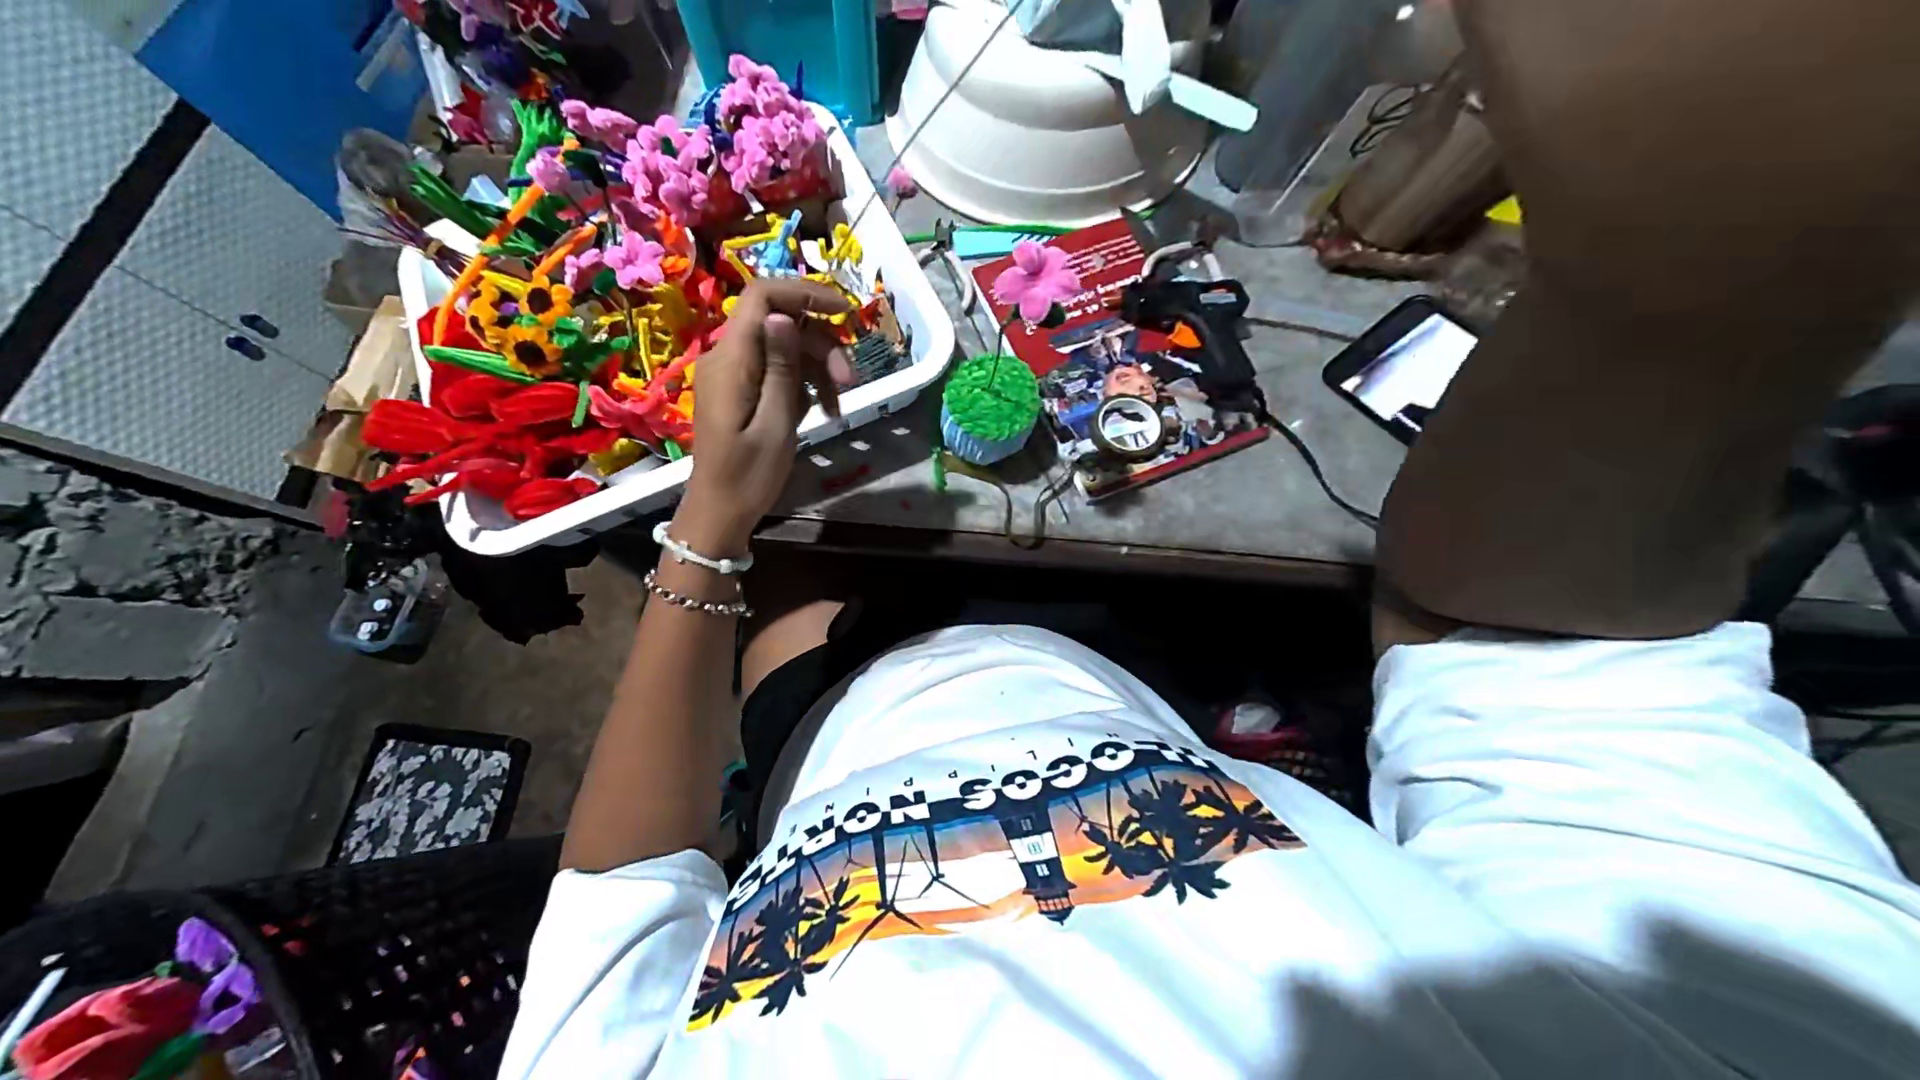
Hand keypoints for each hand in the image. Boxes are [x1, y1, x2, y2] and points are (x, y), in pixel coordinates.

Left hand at [677, 278, 849, 553]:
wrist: (720, 511)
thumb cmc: (749, 475)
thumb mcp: (775, 423)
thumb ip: (780, 368)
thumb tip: (783, 318)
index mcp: (732, 360)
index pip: (763, 297)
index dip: (806, 293)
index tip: (846, 312)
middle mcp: (728, 356)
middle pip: (782, 323)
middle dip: (822, 345)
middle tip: (850, 382)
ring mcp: (734, 372)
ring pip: (785, 347)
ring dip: (819, 367)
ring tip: (840, 404)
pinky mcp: (742, 388)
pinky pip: (777, 369)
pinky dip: (805, 383)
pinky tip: (823, 410)